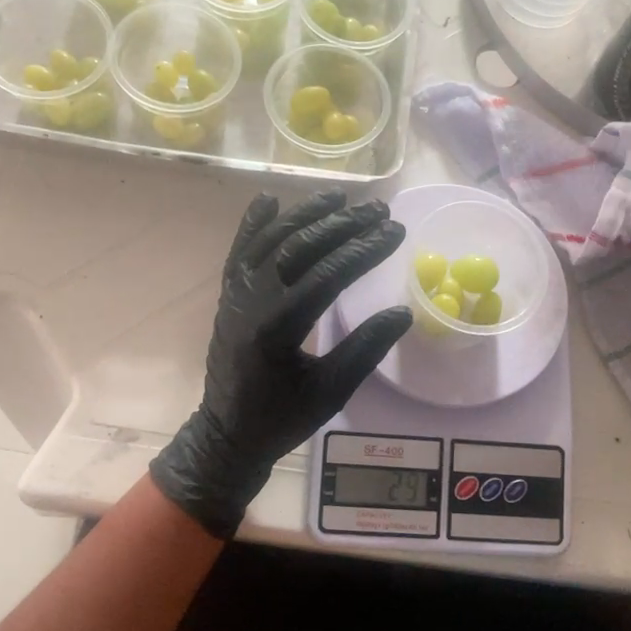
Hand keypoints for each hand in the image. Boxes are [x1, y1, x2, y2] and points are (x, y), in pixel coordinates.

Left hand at [151, 191, 412, 537]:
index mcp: (278, 328)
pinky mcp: (228, 296)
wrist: (228, 434)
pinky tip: (270, 201)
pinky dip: (253, 225)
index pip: (327, 274)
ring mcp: (235, 295)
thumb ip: (364, 349)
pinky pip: (240, 252)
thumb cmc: (282, 418)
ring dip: (305, 215)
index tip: (395, 232)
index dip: (364, 250)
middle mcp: (252, 301)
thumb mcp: (331, 392)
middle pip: (299, 248)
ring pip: (270, 241)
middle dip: (342, 225)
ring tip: (340, 196)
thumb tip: (402, 312)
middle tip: (379, 210)